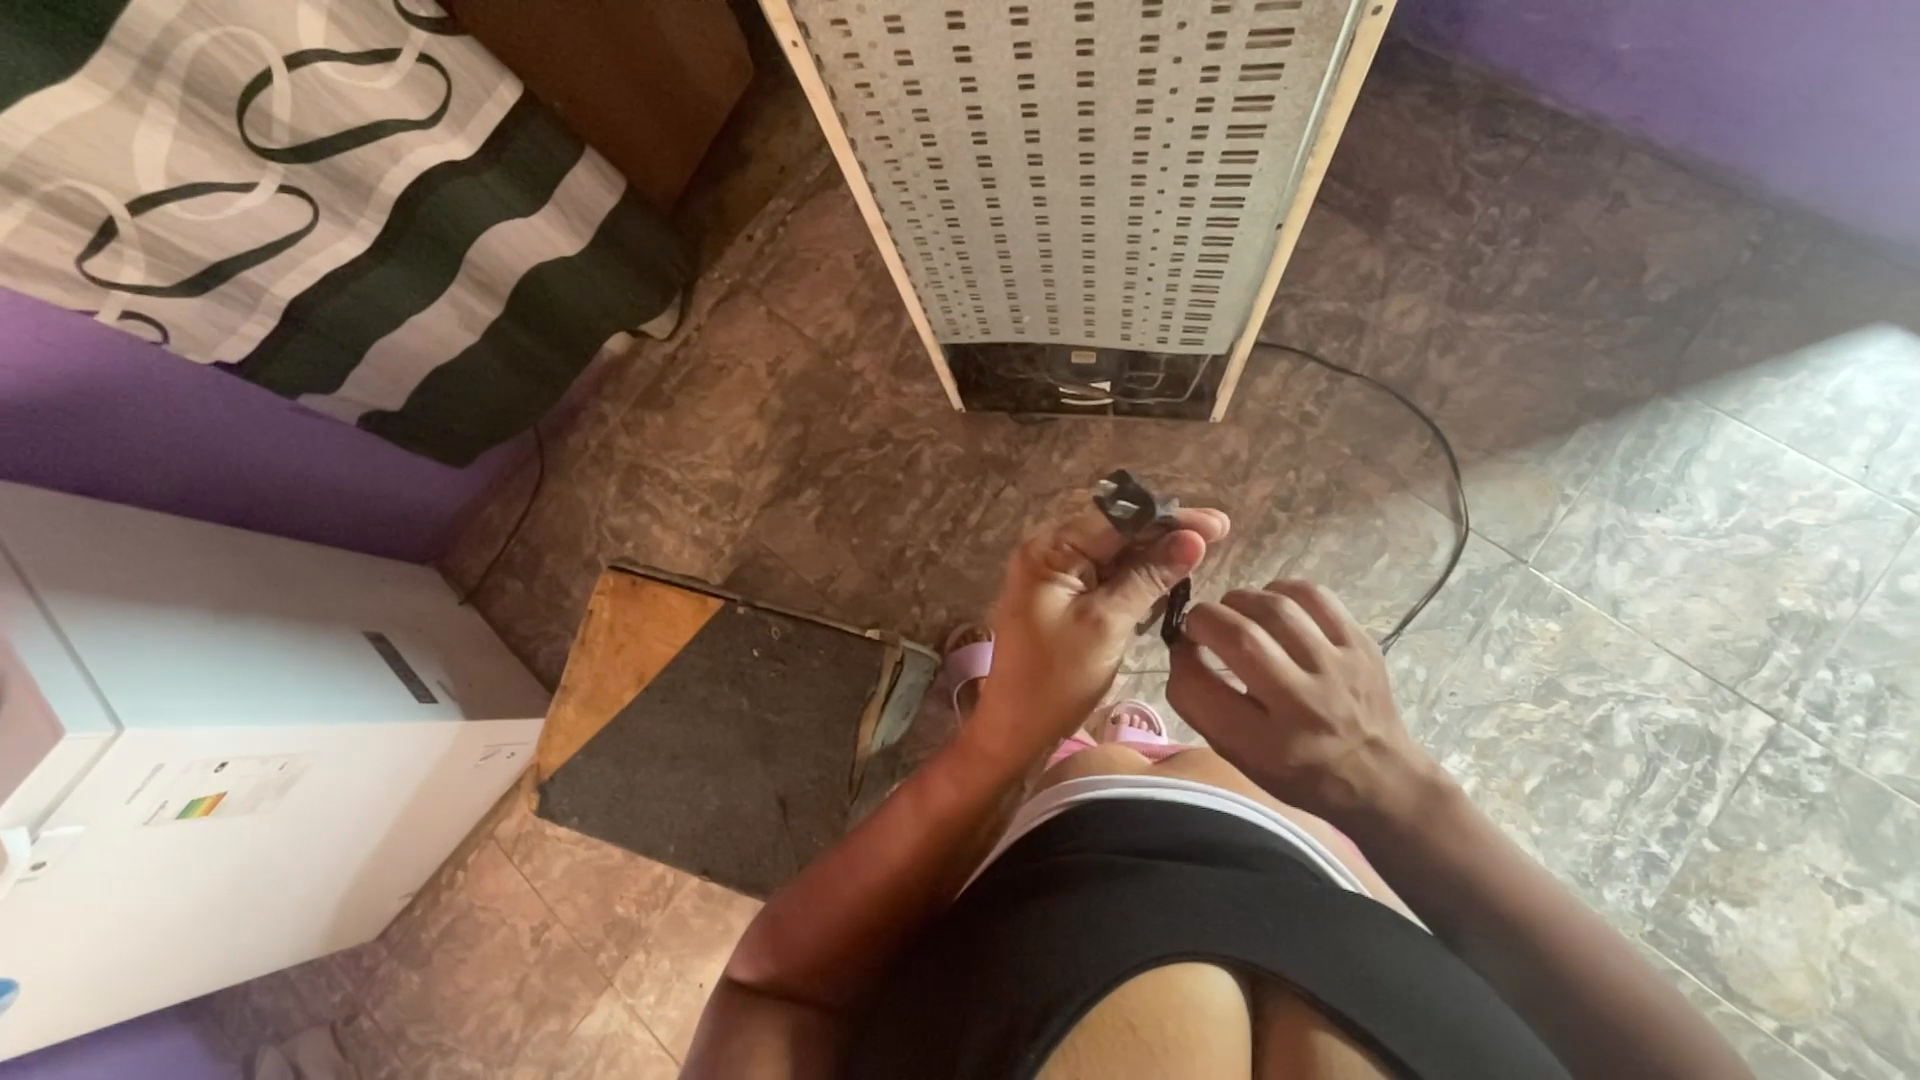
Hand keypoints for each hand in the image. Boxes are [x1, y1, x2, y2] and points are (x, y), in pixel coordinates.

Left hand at [964, 503, 1230, 765]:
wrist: (1015, 728)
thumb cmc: (1056, 679)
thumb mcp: (1108, 624)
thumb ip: (1149, 578)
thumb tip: (1193, 540)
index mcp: (1049, 551)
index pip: (1117, 518)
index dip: (1169, 518)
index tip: (1218, 524)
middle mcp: (1047, 553)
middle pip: (1116, 532)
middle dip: (1165, 535)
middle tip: (1218, 537)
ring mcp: (1053, 577)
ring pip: (1113, 555)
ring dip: (1153, 558)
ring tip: (1200, 557)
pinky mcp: (1061, 600)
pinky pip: (1104, 578)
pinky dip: (1135, 581)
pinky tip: (1168, 583)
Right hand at [1167, 579, 1447, 829]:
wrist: (1378, 776)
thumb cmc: (1295, 771)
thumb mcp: (1238, 756)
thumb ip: (1201, 704)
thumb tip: (1181, 647)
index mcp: (1263, 744)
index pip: (1197, 686)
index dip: (1179, 659)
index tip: (1182, 652)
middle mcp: (1302, 705)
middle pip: (1239, 637)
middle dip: (1203, 619)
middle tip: (1200, 625)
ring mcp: (1337, 670)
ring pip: (1274, 608)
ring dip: (1239, 601)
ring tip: (1234, 613)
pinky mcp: (1361, 645)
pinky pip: (1313, 596)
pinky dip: (1279, 591)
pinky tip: (1271, 604)